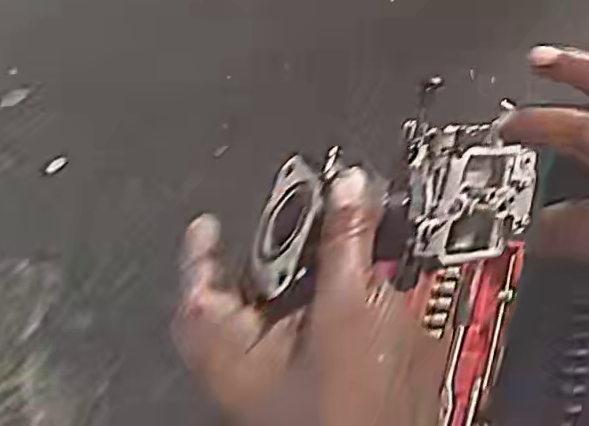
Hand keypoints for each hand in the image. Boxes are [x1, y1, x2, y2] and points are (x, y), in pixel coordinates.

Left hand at [173, 169, 443, 425]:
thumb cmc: (347, 400)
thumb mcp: (348, 304)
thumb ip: (347, 241)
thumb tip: (349, 188)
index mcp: (236, 351)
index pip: (202, 293)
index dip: (205, 254)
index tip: (209, 223)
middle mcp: (265, 353)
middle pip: (265, 282)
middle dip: (289, 239)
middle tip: (310, 201)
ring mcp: (307, 352)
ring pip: (310, 287)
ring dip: (333, 250)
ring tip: (356, 216)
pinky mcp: (347, 347)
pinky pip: (346, 294)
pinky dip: (361, 267)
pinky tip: (386, 253)